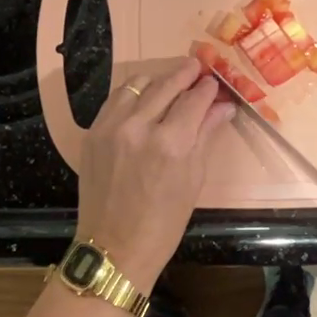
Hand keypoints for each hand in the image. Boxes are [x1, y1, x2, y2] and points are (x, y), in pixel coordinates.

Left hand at [76, 57, 235, 293]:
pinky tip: (143, 99)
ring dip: (157, 80)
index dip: (207, 88)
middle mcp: (139, 127)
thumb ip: (205, 135)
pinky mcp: (93, 132)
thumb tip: (223, 106)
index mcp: (171, 143)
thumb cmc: (164, 223)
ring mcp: (111, 127)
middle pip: (166, 84)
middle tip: (197, 67)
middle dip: (185, 73)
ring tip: (170, 83)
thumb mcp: (193, 179)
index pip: (194, 99)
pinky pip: (115, 99)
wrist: (114, 250)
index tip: (214, 82)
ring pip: (138, 85)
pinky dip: (133, 94)